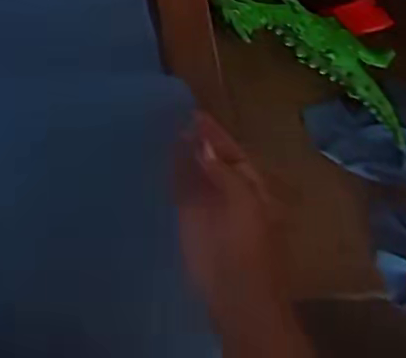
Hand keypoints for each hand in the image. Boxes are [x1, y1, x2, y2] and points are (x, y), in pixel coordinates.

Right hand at [176, 113, 306, 354]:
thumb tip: (199, 140)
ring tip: (155, 123)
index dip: (213, 131)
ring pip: (193, 167)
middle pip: (211, 156)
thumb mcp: (245, 206)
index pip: (232, 151)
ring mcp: (208, 202)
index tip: (189, 109)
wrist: (236, 297)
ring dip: (179, 149)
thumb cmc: (248, 250)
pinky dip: (167, 167)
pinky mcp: (186, 214)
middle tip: (166, 110)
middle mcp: (230, 191)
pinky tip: (151, 151)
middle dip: (194, 136)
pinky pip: (177, 183)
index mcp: (253, 188)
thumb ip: (224, 172)